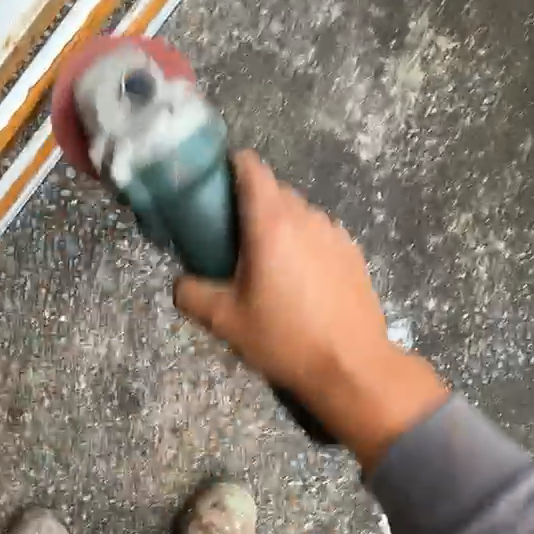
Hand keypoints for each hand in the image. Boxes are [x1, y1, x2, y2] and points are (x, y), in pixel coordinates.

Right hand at [174, 151, 449, 467]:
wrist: (350, 366)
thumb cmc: (284, 339)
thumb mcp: (225, 322)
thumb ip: (192, 295)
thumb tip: (181, 284)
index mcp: (271, 224)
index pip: (251, 168)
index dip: (230, 167)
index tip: (214, 187)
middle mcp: (306, 217)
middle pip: (274, 191)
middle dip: (251, 207)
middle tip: (231, 241)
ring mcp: (334, 233)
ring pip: (299, 214)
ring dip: (279, 228)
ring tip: (268, 267)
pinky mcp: (352, 253)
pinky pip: (320, 235)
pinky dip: (304, 246)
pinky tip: (300, 283)